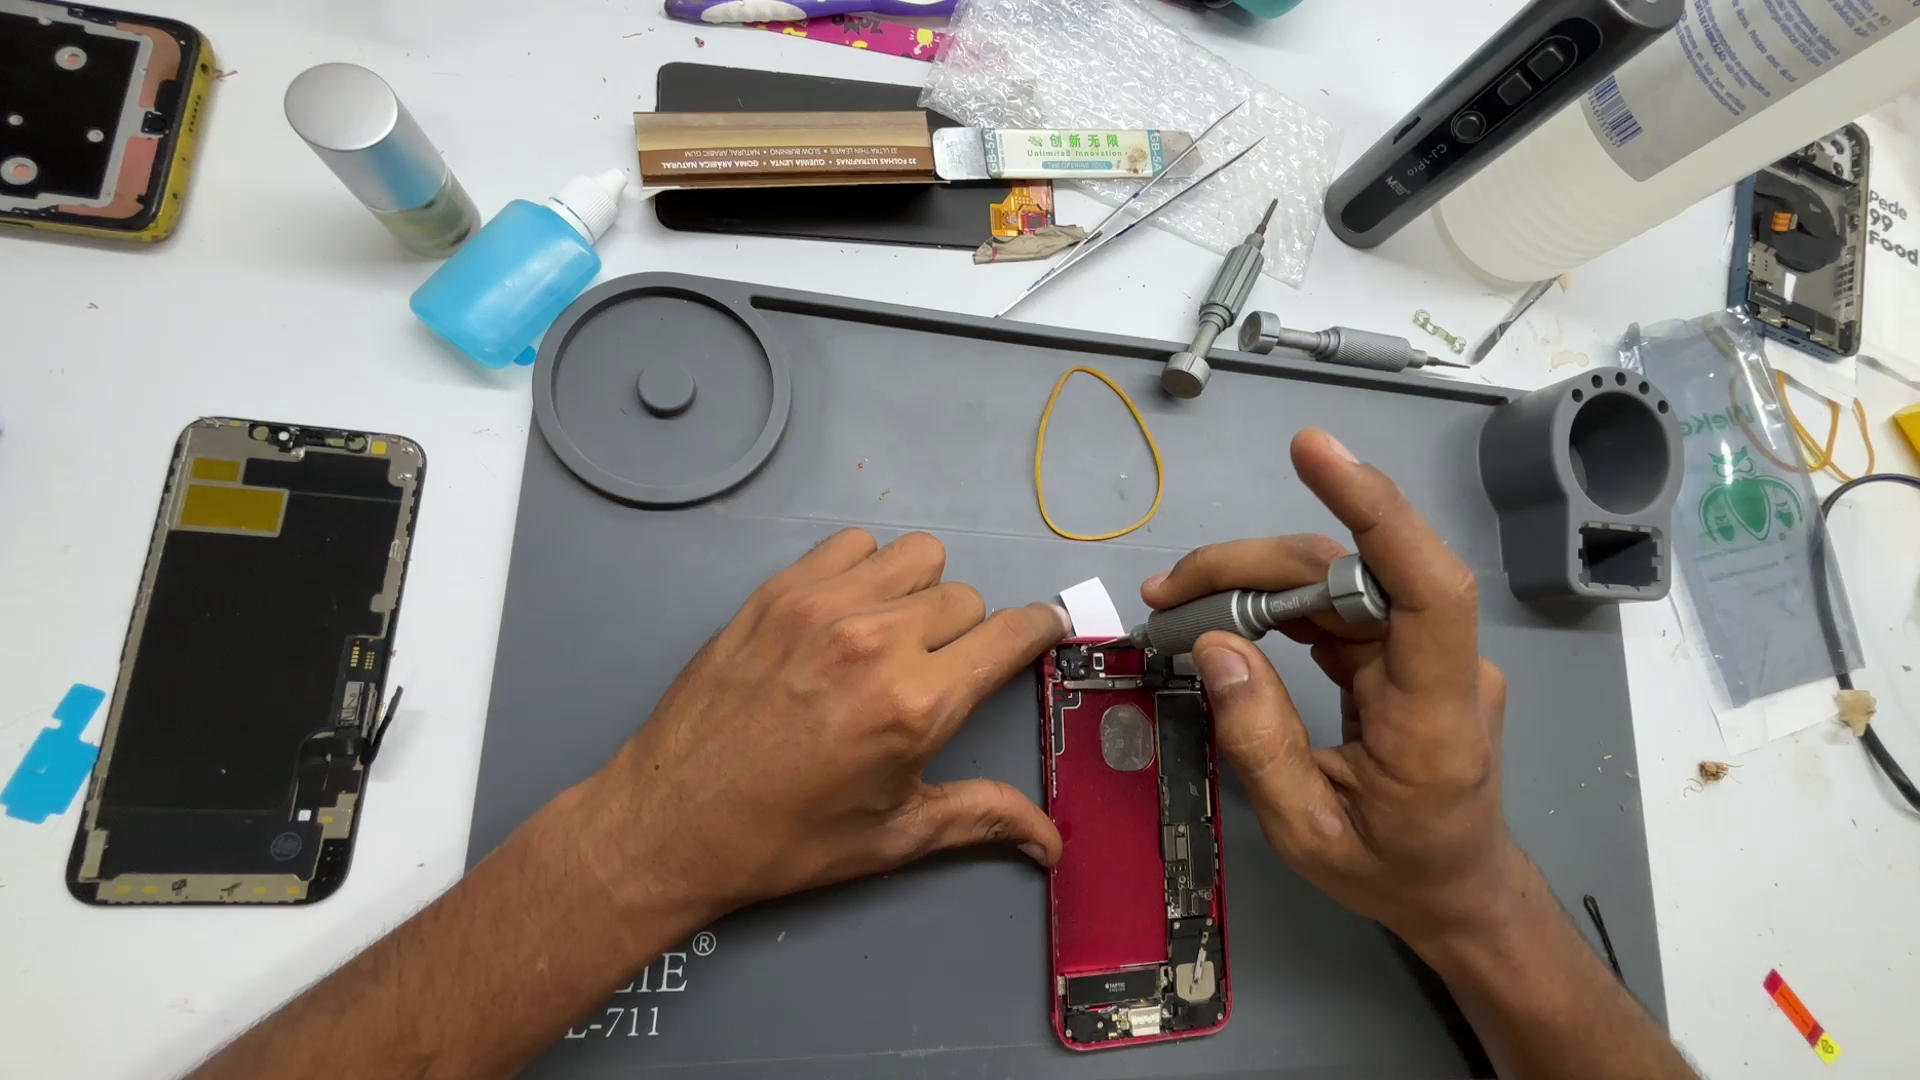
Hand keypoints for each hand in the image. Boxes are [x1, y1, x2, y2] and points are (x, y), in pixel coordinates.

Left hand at [575, 529, 1069, 929]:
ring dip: (920, 591)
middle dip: (968, 632)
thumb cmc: (789, 838)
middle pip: (966, 597)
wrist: (670, 821)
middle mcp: (879, 640)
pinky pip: (853, 544)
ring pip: (917, 556)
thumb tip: (1053, 843)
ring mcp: (825, 605)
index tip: (1046, 626)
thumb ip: (983, 818)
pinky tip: (843, 612)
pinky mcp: (780, 589)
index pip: (1011, 634)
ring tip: (892, 633)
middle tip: (934, 670)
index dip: (1042, 626)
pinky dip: (865, 569)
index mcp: (918, 704)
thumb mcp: (895, 836)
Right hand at [1141, 429, 1518, 948]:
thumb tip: (1214, 644)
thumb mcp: (1304, 828)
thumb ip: (1258, 740)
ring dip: (1249, 579)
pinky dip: (1267, 601)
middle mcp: (1437, 663)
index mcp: (1434, 712)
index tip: (1313, 452)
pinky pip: (1327, 606)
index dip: (1373, 508)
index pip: (1424, 585)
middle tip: (1166, 589)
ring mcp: (1416, 652)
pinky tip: (1221, 613)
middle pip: (1345, 573)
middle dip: (1249, 566)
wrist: (1457, 893)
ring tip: (1177, 599)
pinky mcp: (1393, 652)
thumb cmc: (1393, 871)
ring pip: (1330, 581)